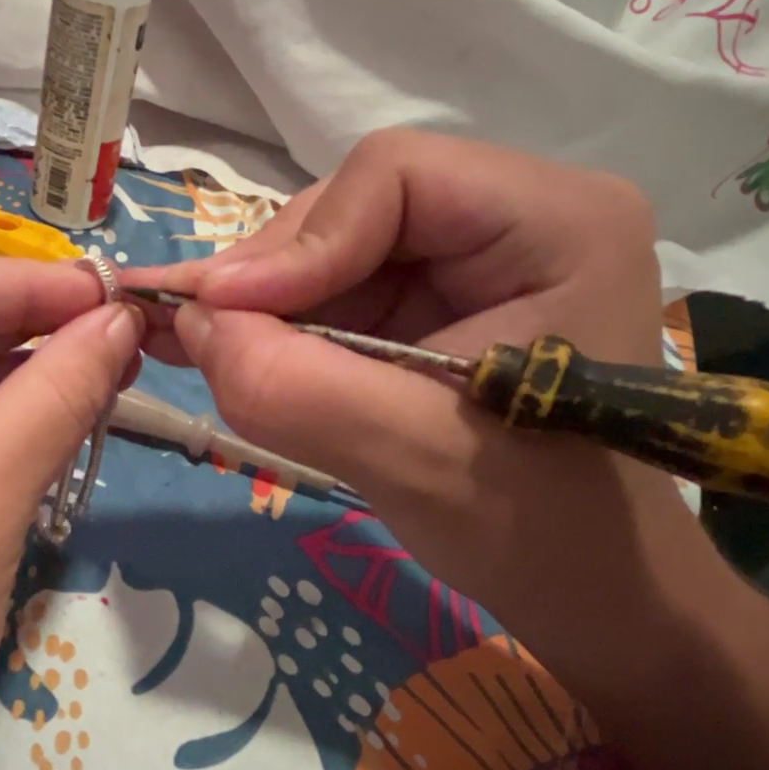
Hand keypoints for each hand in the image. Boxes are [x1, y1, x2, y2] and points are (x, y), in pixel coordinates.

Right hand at [132, 129, 714, 637]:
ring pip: (331, 254)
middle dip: (268, 280)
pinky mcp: (431, 310)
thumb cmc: (536, 531)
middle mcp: (513, 220)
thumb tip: (189, 323)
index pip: (394, 178)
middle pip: (353, 211)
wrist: (584, 591)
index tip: (219, 316)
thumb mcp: (411, 459)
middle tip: (184, 334)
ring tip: (189, 344)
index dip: (296, 244)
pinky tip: (220, 350)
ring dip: (259, 307)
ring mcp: (468, 265)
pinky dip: (276, 330)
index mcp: (555, 224)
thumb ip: (295, 388)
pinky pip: (336, 299)